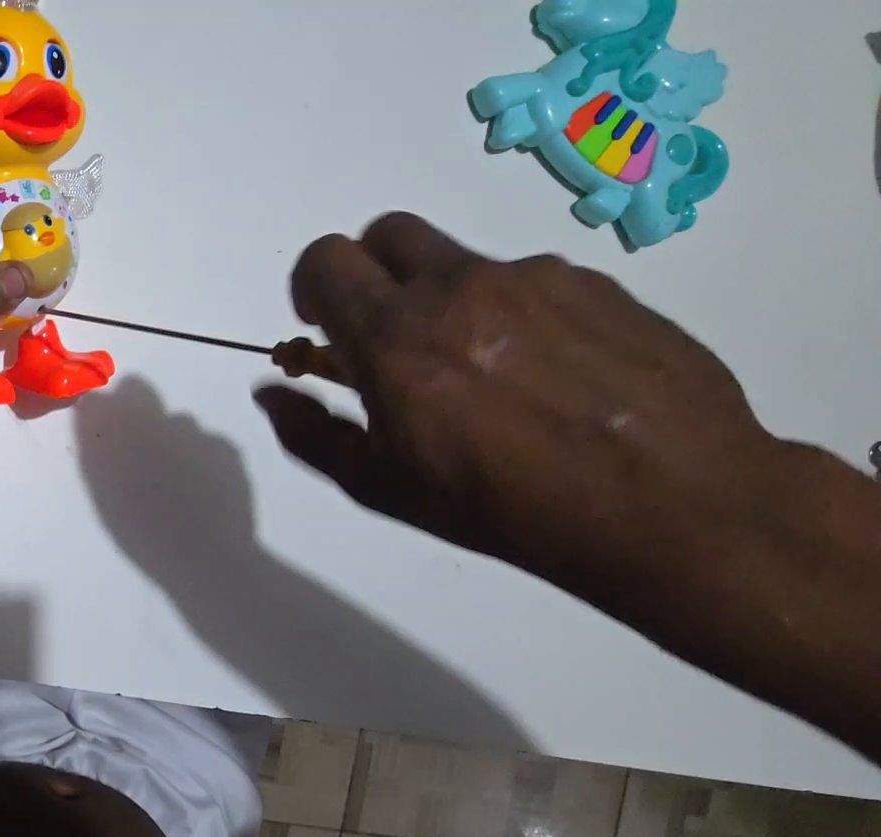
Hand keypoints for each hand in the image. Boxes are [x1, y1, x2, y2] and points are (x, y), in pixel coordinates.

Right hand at [253, 212, 800, 599]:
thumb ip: (310, 431)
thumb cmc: (497, 505)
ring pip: (458, 261)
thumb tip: (271, 391)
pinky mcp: (596, 284)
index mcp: (395, 339)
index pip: (325, 259)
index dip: (310, 286)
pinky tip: (538, 374)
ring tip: (476, 371)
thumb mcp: (379, 486)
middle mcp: (459, 289)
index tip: (321, 326)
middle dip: (367, 273)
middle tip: (381, 332)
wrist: (664, 501)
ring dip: (440, 300)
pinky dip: (506, 313)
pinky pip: (525, 281)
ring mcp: (534, 278)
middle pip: (386, 232)